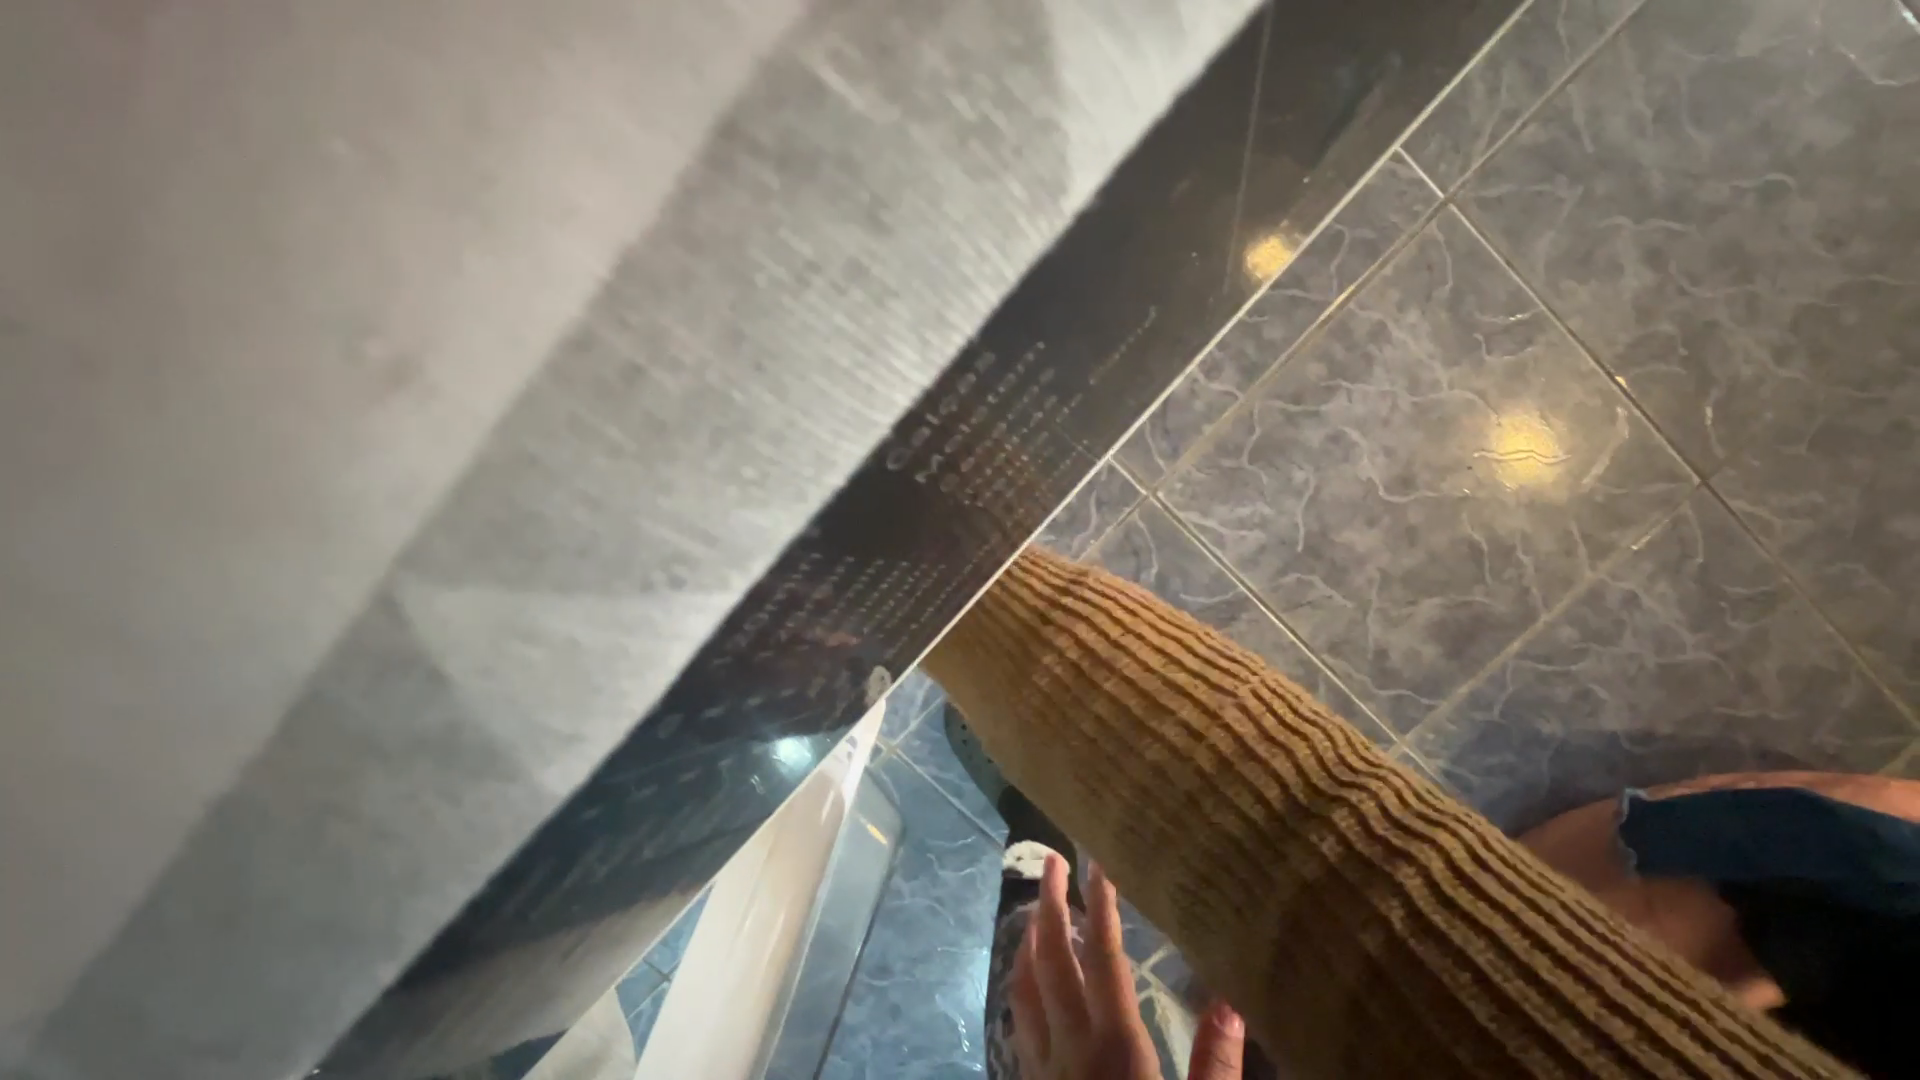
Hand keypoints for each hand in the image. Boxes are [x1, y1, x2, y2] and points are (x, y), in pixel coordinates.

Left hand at [1010, 855, 1244, 1079]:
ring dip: (1030, 936)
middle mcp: (1071, 1043)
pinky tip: (1029, 974)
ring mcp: (1044, 1064)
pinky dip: (1022, 979)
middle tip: (1052, 859)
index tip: (1096, 859)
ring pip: (1025, 982)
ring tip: (1038, 904)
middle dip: (1050, 902)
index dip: (1099, 902)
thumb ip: (1216, 1061)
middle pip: (1052, 956)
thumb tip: (1231, 998)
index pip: (1102, 954)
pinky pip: (1020, 1016)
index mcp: (1116, 1044)